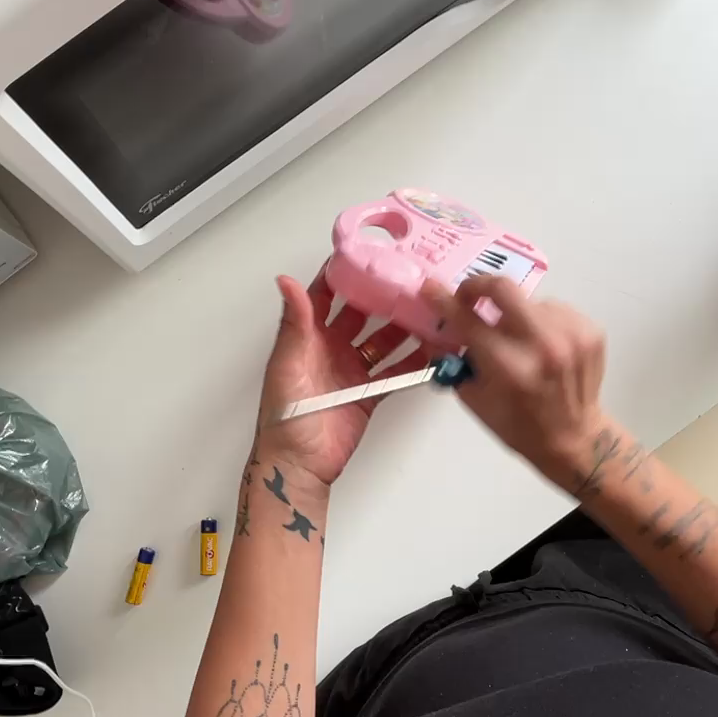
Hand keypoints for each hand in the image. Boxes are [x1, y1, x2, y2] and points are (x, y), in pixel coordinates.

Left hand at [251, 274, 424, 488]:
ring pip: (383, 340)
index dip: (343, 273)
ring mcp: (352, 371)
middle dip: (382, 295)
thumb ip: (294, 323)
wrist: (298, 465)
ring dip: (403, 326)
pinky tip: (433, 350)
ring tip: (428, 309)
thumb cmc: (284, 418)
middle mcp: (331, 349)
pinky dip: (413, 362)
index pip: (325, 295)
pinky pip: (395, 372)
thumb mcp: (286, 365)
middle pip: (361, 313)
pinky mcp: (369, 394)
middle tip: (409, 277)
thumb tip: (286, 280)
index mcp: (307, 338)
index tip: (367, 251)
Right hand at [421, 276, 622, 494]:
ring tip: (515, 337)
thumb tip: (439, 329)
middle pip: (503, 288)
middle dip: (478, 286)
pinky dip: (540, 320)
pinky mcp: (589, 330)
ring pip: (529, 301)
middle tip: (469, 296)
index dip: (443, 301)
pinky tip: (541, 343)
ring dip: (514, 313)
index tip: (430, 288)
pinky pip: (554, 309)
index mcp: (509, 368)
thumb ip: (455, 360)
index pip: (467, 321)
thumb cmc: (517, 424)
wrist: (573, 438)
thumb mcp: (474, 398)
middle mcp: (542, 345)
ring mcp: (570, 335)